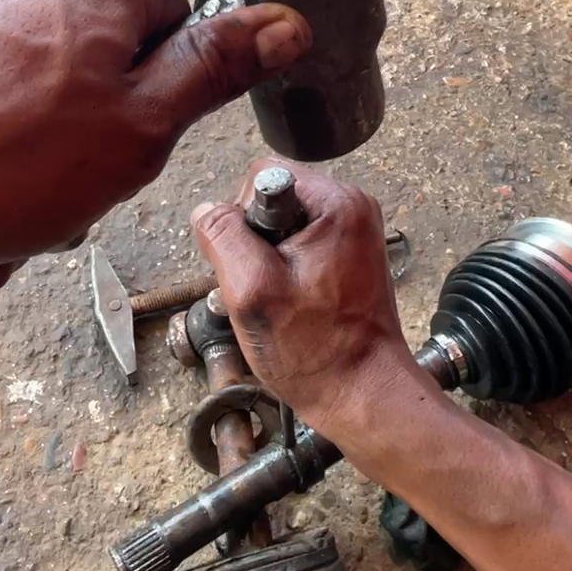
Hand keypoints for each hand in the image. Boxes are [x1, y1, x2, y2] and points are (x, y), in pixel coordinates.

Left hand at [0, 0, 309, 295]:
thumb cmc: (0, 161)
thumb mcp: (141, 126)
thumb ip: (217, 71)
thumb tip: (288, 23)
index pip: (180, 29)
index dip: (165, 105)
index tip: (130, 159)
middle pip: (111, 70)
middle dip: (100, 149)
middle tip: (66, 204)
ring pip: (52, 104)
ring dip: (47, 174)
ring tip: (11, 230)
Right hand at [191, 162, 424, 433]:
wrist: (365, 394)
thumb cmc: (317, 350)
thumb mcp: (252, 288)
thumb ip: (223, 236)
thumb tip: (206, 210)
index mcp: (337, 204)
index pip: (263, 176)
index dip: (241, 218)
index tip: (254, 263)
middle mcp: (353, 208)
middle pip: (274, 199)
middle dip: (254, 241)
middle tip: (265, 287)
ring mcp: (355, 233)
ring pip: (284, 225)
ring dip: (267, 259)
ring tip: (280, 299)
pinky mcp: (352, 257)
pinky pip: (301, 245)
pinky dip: (285, 270)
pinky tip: (292, 303)